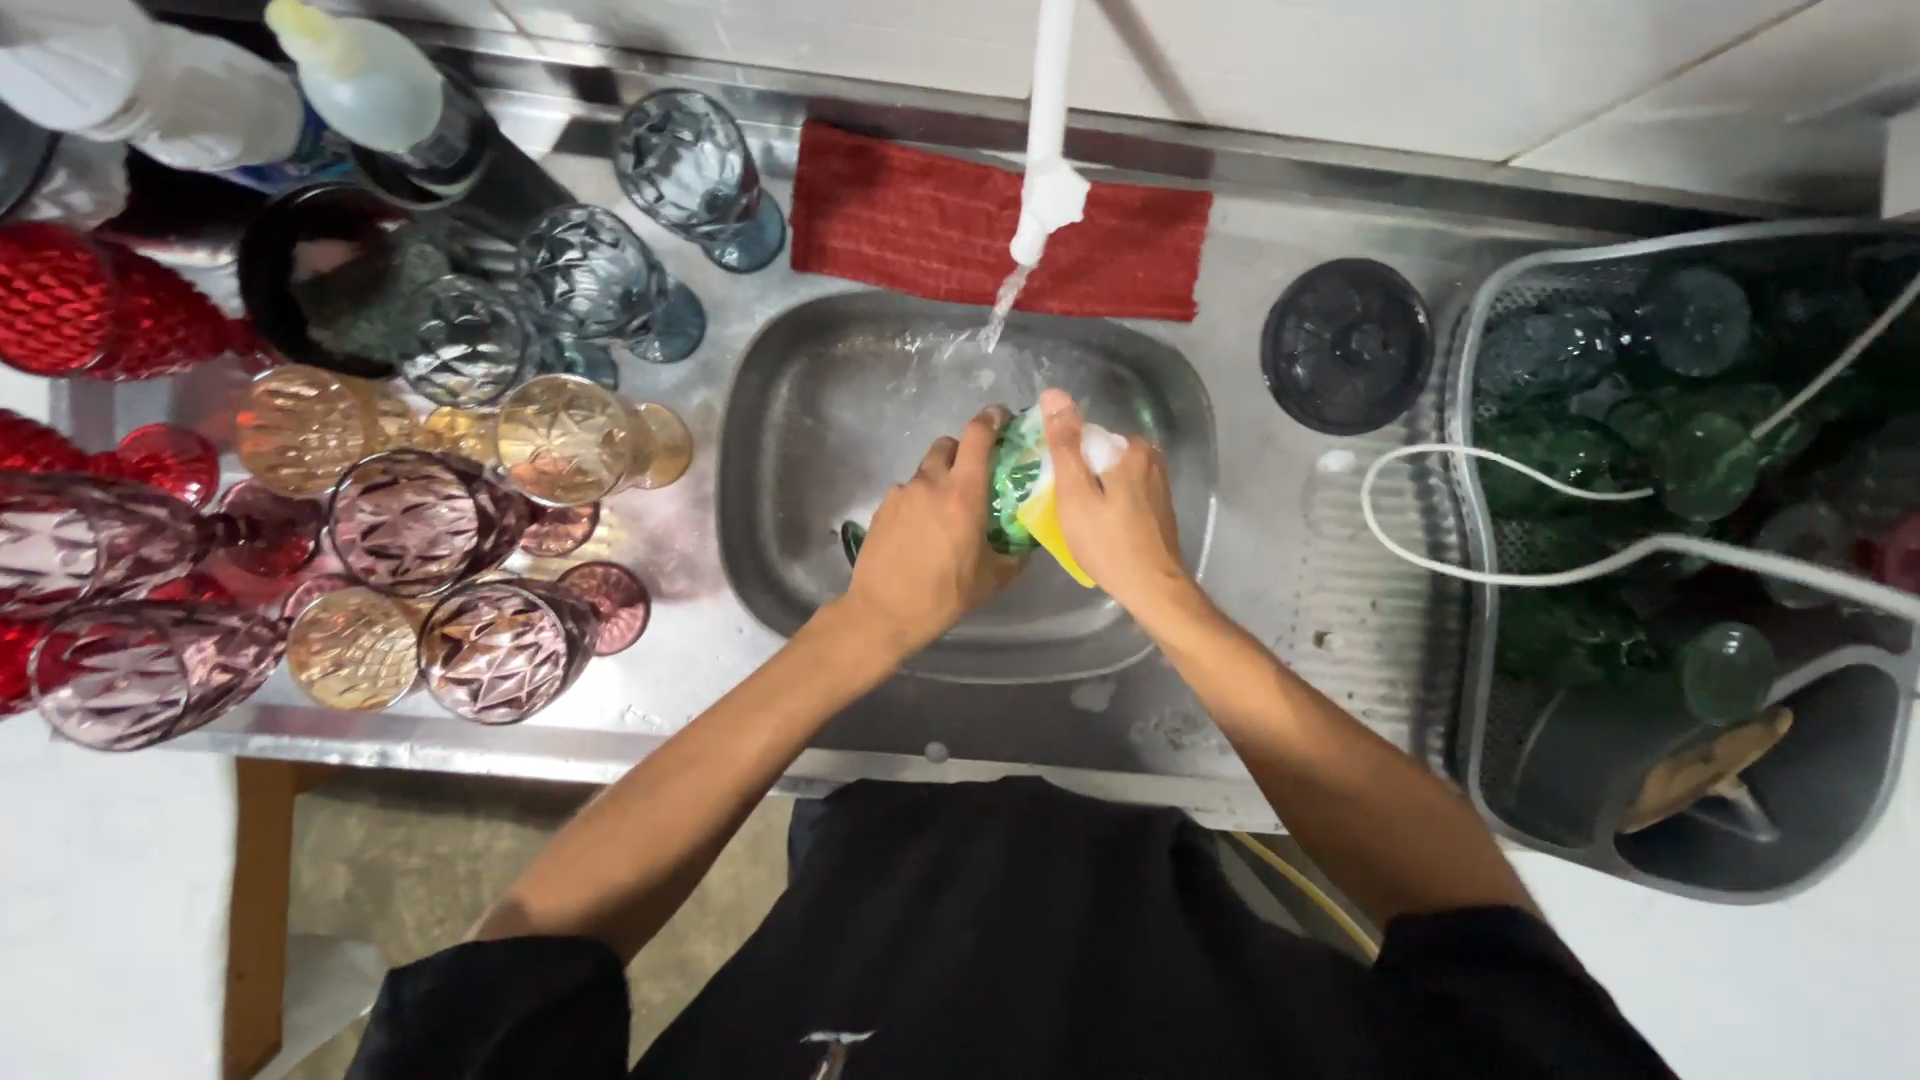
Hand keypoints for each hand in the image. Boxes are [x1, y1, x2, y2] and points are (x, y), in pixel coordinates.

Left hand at [839, 406, 1024, 654]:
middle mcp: (930, 483)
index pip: (977, 436)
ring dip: (939, 478)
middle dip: (963, 450)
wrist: (882, 612)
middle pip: (948, 445)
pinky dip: (919, 500)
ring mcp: (901, 493)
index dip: (991, 419)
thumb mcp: (991, 580)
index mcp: (962, 494)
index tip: (1001, 417)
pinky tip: (921, 531)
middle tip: (974, 474)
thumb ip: (1013, 556)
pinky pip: (907, 492)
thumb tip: (1026, 546)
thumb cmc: (943, 595)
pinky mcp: (882, 508)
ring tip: (946, 511)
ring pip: (925, 470)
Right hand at [1039, 388, 1188, 610]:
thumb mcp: (1075, 494)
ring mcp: (1158, 481)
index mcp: (1131, 448)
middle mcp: (1150, 456)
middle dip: (1078, 476)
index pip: (1083, 437)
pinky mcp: (1159, 503)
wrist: (1152, 588)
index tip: (1054, 491)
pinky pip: (1123, 491)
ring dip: (1092, 492)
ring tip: (1081, 523)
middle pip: (1097, 455)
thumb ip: (1064, 445)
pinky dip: (1108, 504)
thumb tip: (1053, 394)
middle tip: (1065, 512)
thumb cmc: (1108, 543)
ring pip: (1110, 474)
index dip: (1063, 462)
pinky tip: (1101, 529)